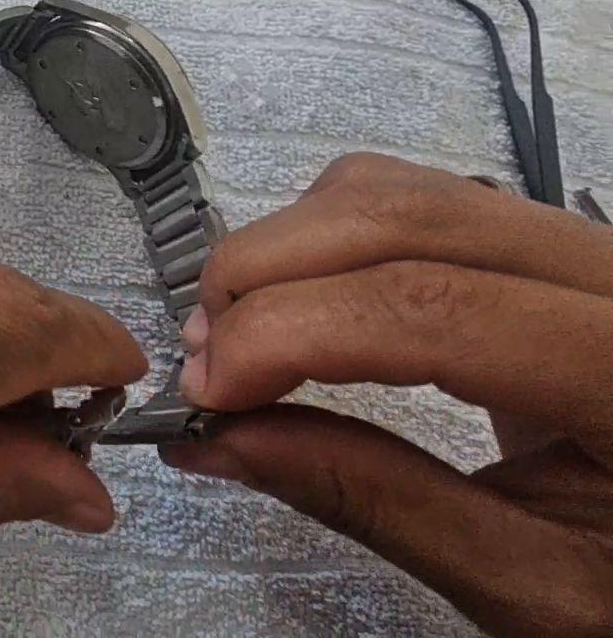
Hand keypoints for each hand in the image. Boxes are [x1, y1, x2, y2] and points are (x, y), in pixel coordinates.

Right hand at [160, 153, 612, 635]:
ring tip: (240, 327)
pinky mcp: (534, 237)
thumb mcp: (542, 589)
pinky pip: (400, 193)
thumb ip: (374, 501)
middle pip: (393, 219)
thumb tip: (211, 437)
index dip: (284, 334)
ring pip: (387, 190)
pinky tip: (301, 297)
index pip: (431, 310)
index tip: (204, 391)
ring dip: (278, 249)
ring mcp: (583, 244)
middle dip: (258, 277)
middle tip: (204, 354)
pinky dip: (313, 232)